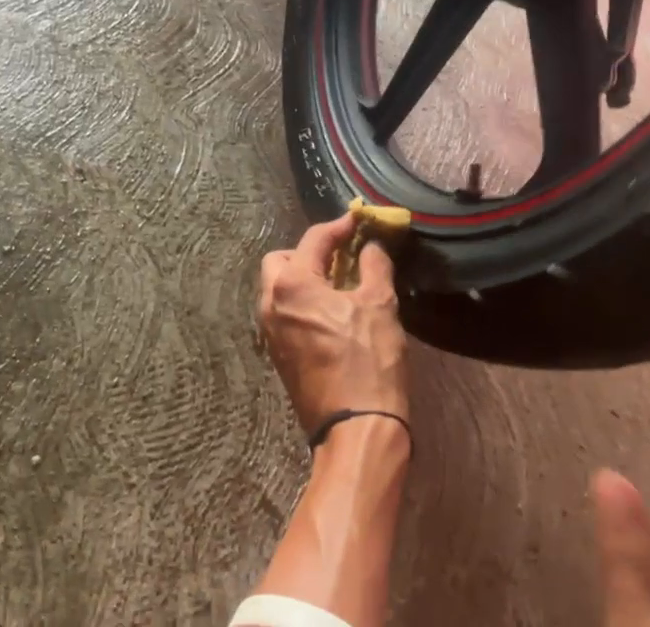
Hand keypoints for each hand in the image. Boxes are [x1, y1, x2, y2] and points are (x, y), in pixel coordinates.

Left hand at [258, 215, 408, 435]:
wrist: (356, 429)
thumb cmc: (370, 361)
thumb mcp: (380, 305)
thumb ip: (373, 266)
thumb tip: (371, 245)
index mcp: (292, 285)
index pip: (313, 239)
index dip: (339, 226)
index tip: (359, 219)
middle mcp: (271, 303)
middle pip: (281, 261)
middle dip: (308, 253)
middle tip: (341, 257)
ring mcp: (270, 332)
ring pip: (278, 288)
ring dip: (304, 278)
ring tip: (340, 283)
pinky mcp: (278, 355)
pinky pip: (284, 314)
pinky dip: (302, 303)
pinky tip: (332, 312)